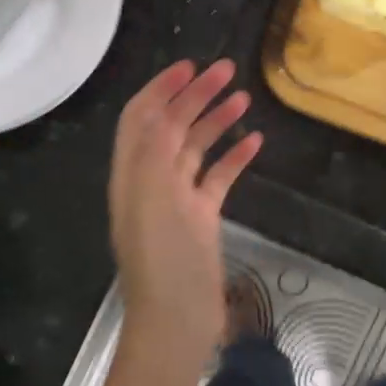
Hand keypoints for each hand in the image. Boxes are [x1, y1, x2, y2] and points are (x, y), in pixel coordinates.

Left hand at [109, 59, 262, 355]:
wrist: (177, 320)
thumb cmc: (162, 261)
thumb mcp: (151, 199)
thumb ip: (154, 151)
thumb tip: (163, 107)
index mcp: (131, 174)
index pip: (141, 118)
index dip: (160, 88)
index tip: (191, 65)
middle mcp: (151, 181)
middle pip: (171, 127)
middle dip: (195, 95)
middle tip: (227, 70)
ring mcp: (178, 201)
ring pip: (196, 149)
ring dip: (216, 121)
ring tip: (244, 97)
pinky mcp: (202, 220)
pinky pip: (217, 179)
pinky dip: (233, 158)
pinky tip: (255, 141)